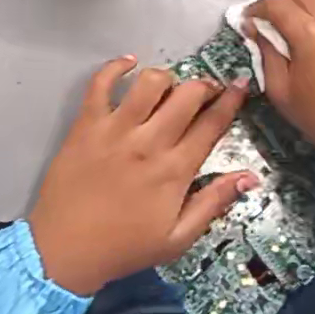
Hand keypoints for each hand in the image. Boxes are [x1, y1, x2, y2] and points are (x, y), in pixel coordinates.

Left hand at [28, 56, 253, 295]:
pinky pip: (101, 83)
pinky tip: (129, 63)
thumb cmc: (124, 247)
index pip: (211, 124)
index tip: (240, 85)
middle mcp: (148, 142)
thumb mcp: (178, 238)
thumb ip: (213, 203)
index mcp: (174, 170)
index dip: (230, 101)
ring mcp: (115, 129)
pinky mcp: (86, 124)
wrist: (64, 250)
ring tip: (168, 87)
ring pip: (150, 82)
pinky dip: (116, 67)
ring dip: (166, 77)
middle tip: (205, 91)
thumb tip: (250, 176)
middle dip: (203, 86)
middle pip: (186, 95)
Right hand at [244, 0, 314, 155]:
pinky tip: (314, 32)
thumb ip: (265, 52)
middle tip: (269, 22)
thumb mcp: (279, 89)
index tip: (247, 19)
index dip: (257, 8)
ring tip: (292, 25)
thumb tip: (254, 28)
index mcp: (310, 37)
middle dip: (280, 2)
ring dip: (302, 4)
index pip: (278, 4)